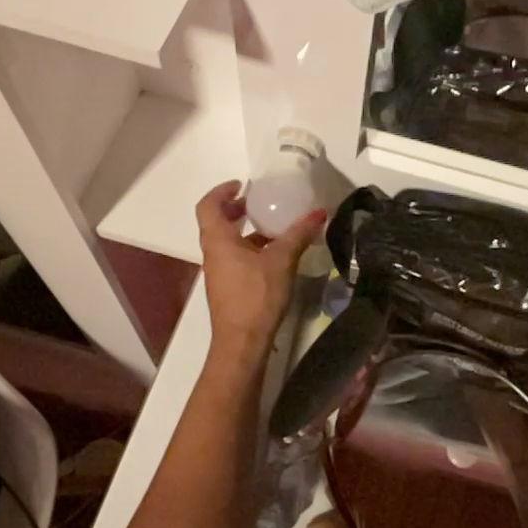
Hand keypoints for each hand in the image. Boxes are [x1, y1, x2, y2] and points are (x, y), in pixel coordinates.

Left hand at [194, 180, 325, 370]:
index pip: (208, 205)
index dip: (221, 191)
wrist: (242, 343)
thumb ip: (299, 234)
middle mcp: (213, 253)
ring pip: (227, 242)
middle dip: (236, 209)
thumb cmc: (257, 296)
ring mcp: (219, 272)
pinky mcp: (228, 287)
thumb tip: (319, 212)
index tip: (241, 185)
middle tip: (258, 202)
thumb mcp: (282, 260)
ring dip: (246, 231)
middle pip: (217, 222)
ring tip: (273, 227)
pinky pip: (235, 258)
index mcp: (218, 240)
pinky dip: (250, 249)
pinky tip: (275, 255)